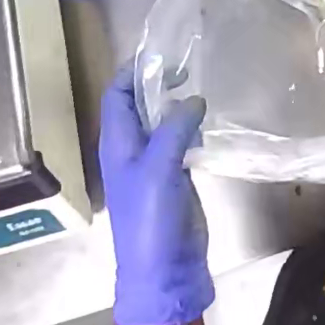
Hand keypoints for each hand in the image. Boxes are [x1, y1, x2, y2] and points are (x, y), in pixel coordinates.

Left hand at [100, 66, 211, 324]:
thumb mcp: (159, 169)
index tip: (162, 54)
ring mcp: (153, 165)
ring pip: (160, 124)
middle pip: (138, 106)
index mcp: (118, 144)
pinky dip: (190, 128)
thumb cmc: (152, 219)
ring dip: (175, 105)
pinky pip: (178, 143)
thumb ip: (174, 130)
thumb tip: (192, 99)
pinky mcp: (174, 178)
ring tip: (199, 88)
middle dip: (157, 84)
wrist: (165, 269)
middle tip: (187, 69)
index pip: (118, 96)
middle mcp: (132, 150)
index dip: (134, 72)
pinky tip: (207, 123)